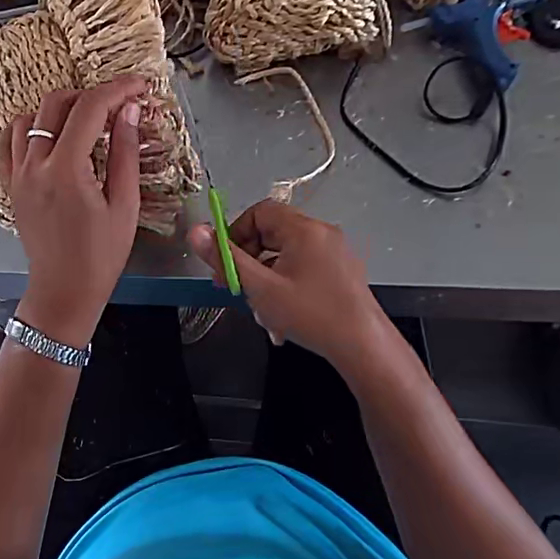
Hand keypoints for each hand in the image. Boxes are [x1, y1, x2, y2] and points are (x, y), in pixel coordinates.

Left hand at [0, 76, 148, 349]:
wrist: (63, 291)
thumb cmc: (101, 255)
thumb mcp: (124, 205)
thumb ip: (125, 152)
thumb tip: (131, 110)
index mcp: (66, 169)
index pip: (90, 108)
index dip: (118, 89)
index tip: (140, 86)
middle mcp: (34, 164)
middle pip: (56, 103)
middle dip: (91, 95)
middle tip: (119, 106)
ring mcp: (17, 174)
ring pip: (30, 117)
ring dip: (60, 109)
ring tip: (88, 123)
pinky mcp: (11, 184)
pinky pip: (12, 141)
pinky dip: (32, 129)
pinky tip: (54, 138)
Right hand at [189, 199, 397, 366]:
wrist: (363, 346)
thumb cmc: (311, 314)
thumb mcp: (260, 287)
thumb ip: (226, 259)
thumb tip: (196, 232)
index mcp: (304, 229)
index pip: (260, 212)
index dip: (236, 232)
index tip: (226, 260)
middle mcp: (322, 234)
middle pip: (272, 233)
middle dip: (249, 260)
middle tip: (233, 285)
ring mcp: (335, 254)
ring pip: (286, 256)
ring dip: (266, 278)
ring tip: (260, 309)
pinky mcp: (341, 273)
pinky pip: (303, 269)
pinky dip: (286, 286)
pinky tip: (281, 317)